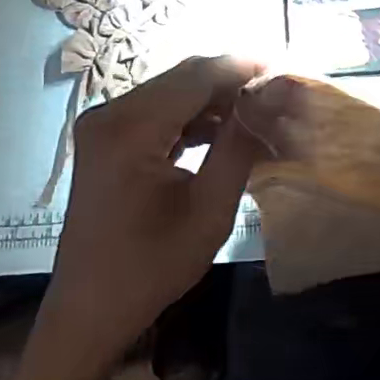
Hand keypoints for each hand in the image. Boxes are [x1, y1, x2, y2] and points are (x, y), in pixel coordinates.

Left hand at [45, 55, 264, 352]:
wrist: (90, 310)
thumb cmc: (152, 266)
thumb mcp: (210, 207)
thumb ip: (242, 142)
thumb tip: (278, 93)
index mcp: (129, 129)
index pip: (197, 77)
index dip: (245, 68)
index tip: (288, 73)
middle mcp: (110, 114)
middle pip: (183, 78)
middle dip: (234, 83)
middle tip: (280, 97)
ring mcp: (104, 125)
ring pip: (173, 92)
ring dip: (216, 100)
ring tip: (261, 116)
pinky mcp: (107, 139)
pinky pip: (159, 112)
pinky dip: (194, 117)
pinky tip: (225, 132)